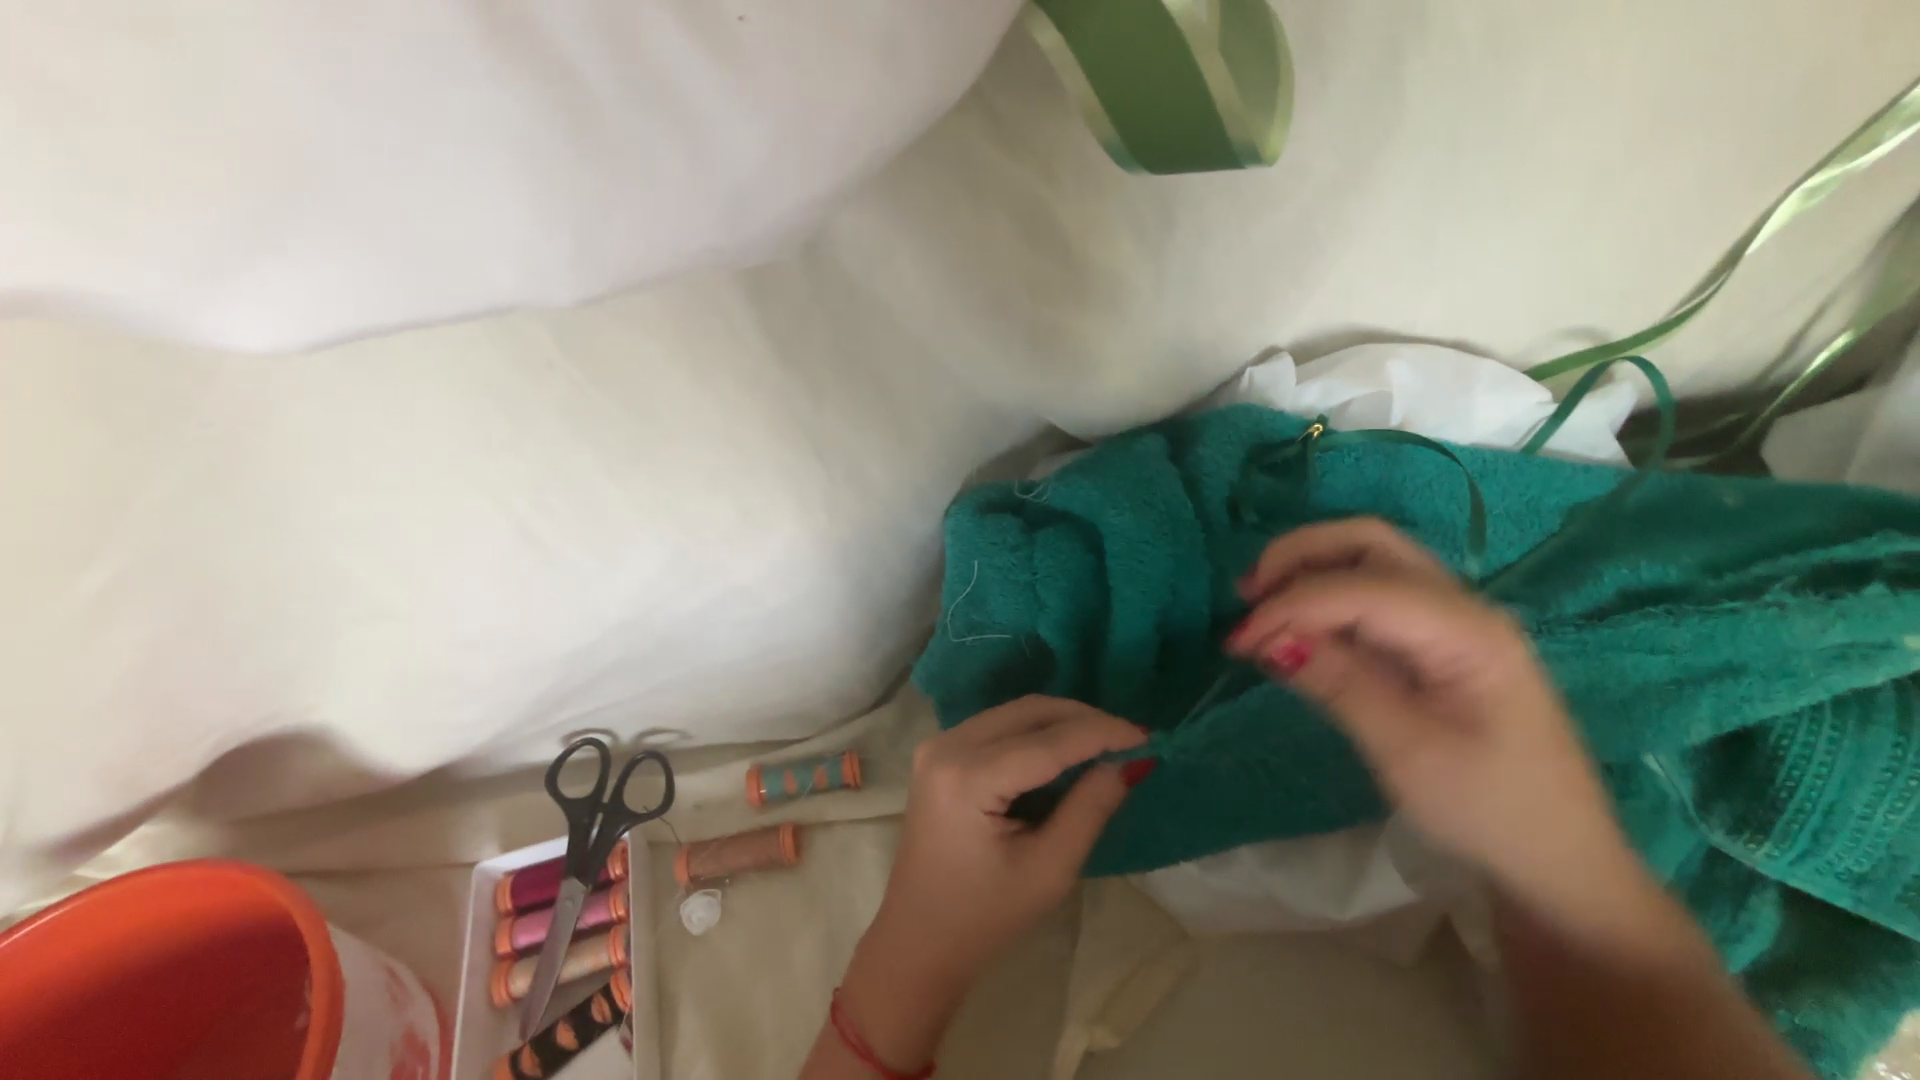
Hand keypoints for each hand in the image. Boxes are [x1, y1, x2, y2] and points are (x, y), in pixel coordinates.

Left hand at [871, 695, 1146, 983]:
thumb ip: (1089, 809)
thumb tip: (1127, 763)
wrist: (918, 939)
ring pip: (1015, 713)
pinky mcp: (940, 754)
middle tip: (1131, 739)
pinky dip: (1037, 731)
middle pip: (1029, 711)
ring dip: (1062, 722)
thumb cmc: (985, 916)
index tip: (1148, 736)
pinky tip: (1067, 750)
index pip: (1048, 741)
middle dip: (1084, 719)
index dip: (1101, 732)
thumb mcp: (1049, 870)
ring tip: (1107, 744)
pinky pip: (998, 726)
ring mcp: (938, 746)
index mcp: (968, 777)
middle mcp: (947, 747)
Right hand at [1225, 518, 1632, 909]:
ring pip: (1372, 560)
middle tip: (1246, 596)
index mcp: (1466, 631)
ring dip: (1310, 569)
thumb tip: (1268, 640)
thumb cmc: (1487, 810)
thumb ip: (1339, 683)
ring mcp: (1453, 621)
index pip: (1360, 588)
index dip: (1291, 605)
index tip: (1238, 642)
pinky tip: (1298, 628)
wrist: (1557, 860)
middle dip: (1299, 556)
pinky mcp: (1439, 643)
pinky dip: (1327, 598)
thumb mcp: (1405, 751)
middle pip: (1370, 543)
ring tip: (1260, 606)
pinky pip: (1376, 596)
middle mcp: (1462, 607)